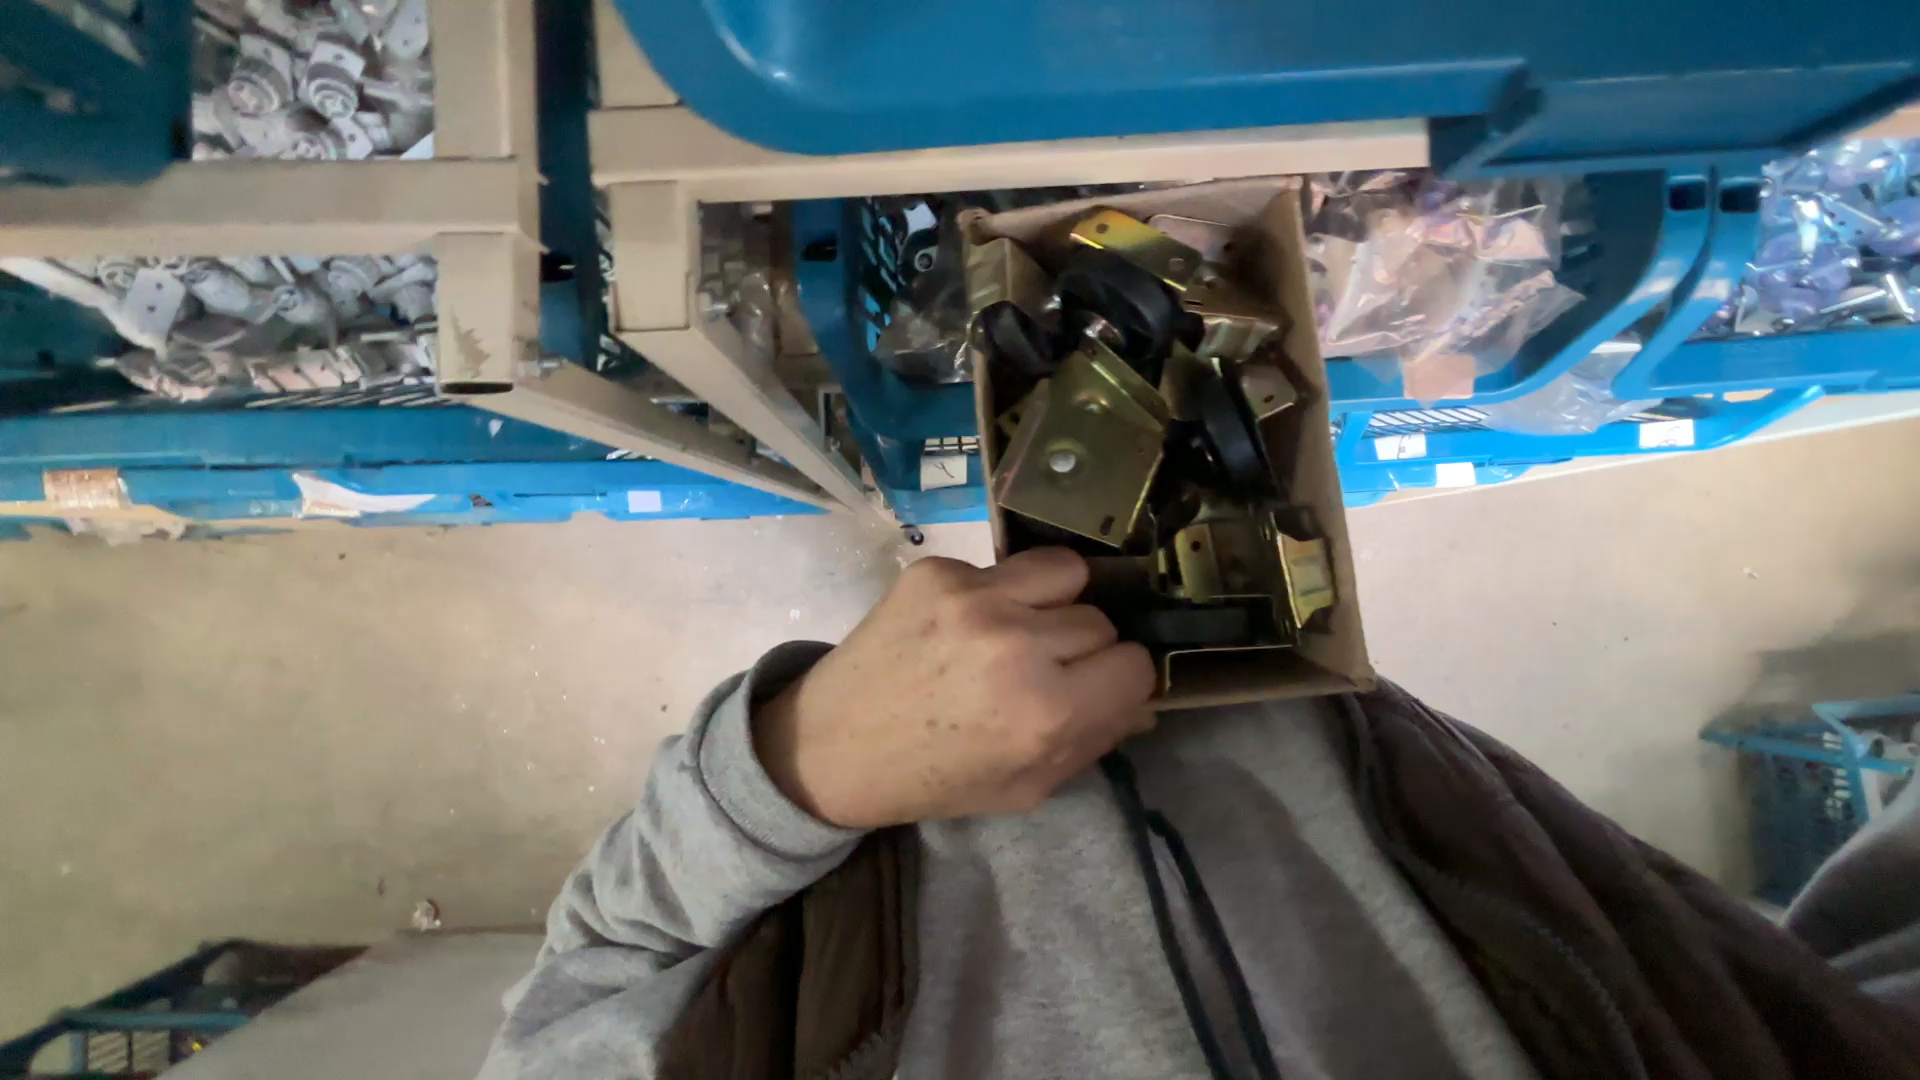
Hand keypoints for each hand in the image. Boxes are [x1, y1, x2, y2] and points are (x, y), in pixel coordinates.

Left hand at [753, 548, 1156, 827]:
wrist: (832, 744)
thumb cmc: (932, 778)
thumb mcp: (1024, 787)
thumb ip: (1094, 741)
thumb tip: (1144, 700)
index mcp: (1045, 709)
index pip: (1136, 664)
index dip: (1120, 681)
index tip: (1096, 687)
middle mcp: (1017, 641)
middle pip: (1100, 619)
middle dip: (1084, 648)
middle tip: (1045, 668)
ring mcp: (974, 595)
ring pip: (1066, 570)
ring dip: (1055, 601)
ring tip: (1022, 626)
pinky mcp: (937, 568)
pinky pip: (1003, 566)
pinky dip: (998, 592)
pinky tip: (964, 623)